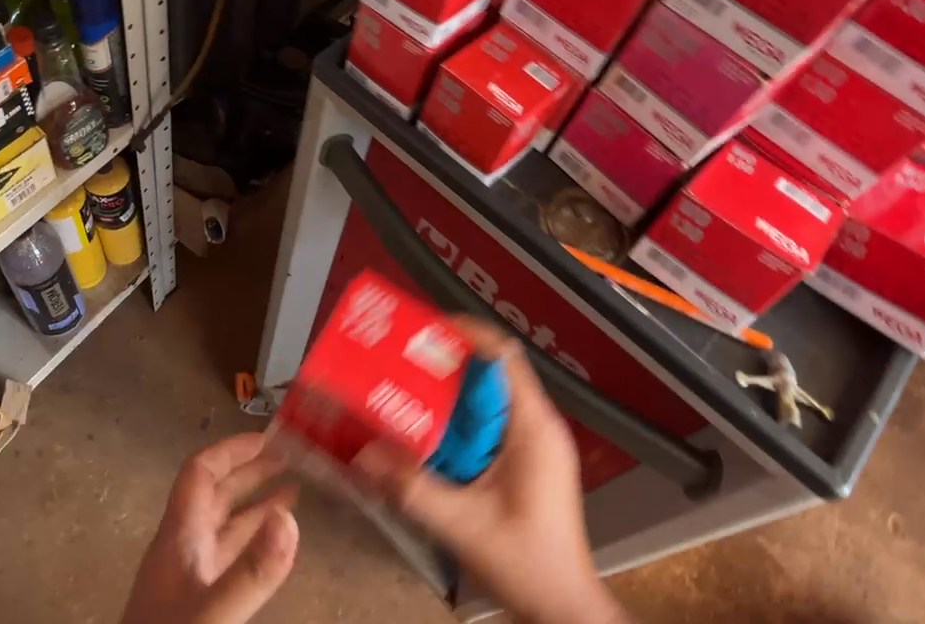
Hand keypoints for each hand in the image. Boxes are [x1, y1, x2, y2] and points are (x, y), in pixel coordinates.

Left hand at [122, 433, 298, 623]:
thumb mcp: (211, 615)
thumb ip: (251, 572)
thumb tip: (291, 517)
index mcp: (178, 537)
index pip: (200, 473)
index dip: (231, 450)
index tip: (269, 438)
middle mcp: (182, 549)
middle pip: (215, 495)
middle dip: (251, 473)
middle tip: (292, 459)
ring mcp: (189, 578)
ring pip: (224, 528)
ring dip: (256, 506)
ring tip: (295, 493)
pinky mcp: (198, 604)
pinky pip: (229, 559)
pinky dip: (254, 543)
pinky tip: (275, 547)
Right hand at [354, 318, 629, 623]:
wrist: (562, 606)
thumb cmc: (527, 563)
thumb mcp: (462, 524)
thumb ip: (412, 487)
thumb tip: (363, 453)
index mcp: (533, 428)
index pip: (504, 356)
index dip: (467, 334)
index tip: (425, 329)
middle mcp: (538, 425)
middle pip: (492, 371)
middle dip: (446, 362)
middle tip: (403, 360)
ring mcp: (535, 443)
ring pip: (488, 397)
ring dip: (449, 393)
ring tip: (407, 391)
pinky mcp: (527, 460)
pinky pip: (489, 422)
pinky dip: (458, 420)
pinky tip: (428, 434)